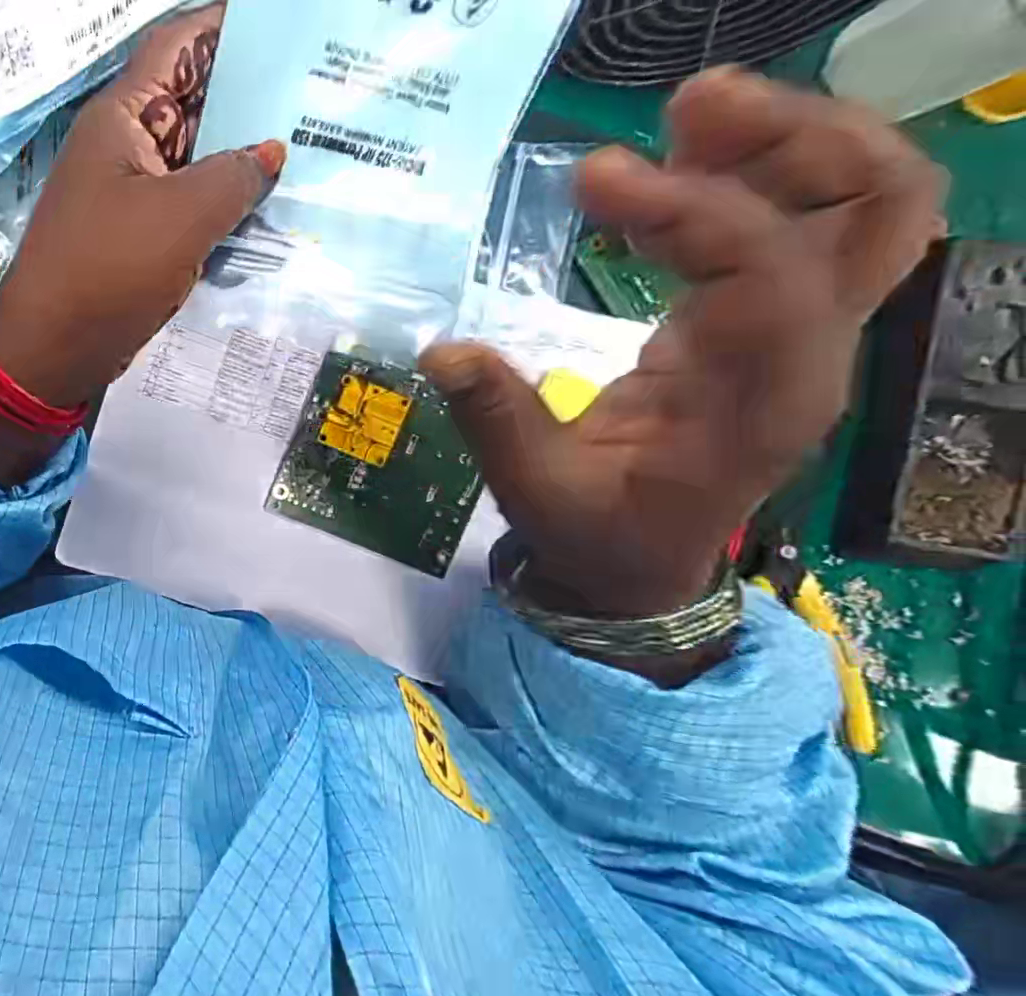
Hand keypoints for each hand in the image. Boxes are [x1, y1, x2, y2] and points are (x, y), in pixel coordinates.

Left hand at [0, 4, 284, 408]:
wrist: (52, 354)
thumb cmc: (107, 274)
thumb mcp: (180, 217)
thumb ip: (233, 177)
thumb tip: (270, 154)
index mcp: (120, 122)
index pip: (177, 47)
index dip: (227, 27)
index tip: (283, 31)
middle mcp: (124, 153)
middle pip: (193, 107)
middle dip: (249, 100)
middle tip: (314, 99)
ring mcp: (131, 203)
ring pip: (194, 167)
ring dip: (240, 164)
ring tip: (307, 153)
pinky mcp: (137, 246)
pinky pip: (187, 216)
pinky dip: (221, 213)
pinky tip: (266, 214)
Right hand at [422, 69, 943, 619]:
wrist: (636, 571)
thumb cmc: (594, 536)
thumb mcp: (534, 490)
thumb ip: (498, 420)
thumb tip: (443, 351)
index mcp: (758, 400)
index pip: (763, 270)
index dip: (689, 209)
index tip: (593, 178)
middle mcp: (809, 354)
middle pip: (870, 208)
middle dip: (792, 137)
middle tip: (687, 106)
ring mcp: (800, 338)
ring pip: (858, 206)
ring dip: (787, 144)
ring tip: (686, 118)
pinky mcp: (766, 330)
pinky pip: (799, 234)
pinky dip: (756, 184)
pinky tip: (681, 172)